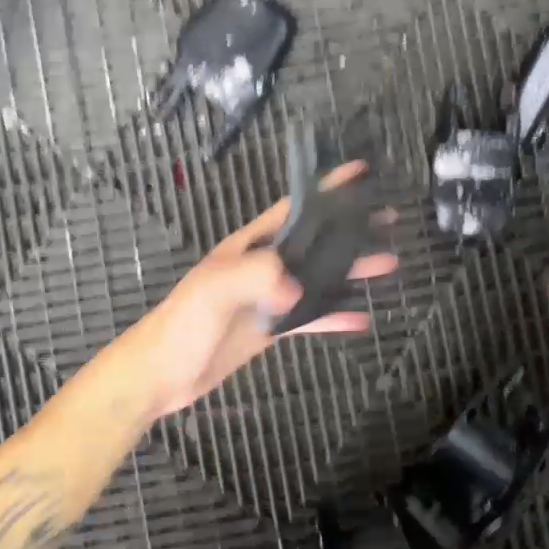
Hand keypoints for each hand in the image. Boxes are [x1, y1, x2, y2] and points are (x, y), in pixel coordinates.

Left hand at [112, 162, 398, 419]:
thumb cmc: (181, 325)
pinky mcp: (269, 328)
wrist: (160, 375)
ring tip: (388, 262)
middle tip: (387, 219)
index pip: (294, 209)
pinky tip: (360, 319)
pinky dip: (334, 316)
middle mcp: (262, 266)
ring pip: (318, 277)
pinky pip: (309, 317)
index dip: (325, 189)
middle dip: (349, 228)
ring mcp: (267, 298)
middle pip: (315, 240)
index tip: (358, 174)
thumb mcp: (214, 290)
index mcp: (248, 246)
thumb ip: (255, 277)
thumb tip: (296, 288)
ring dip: (350, 269)